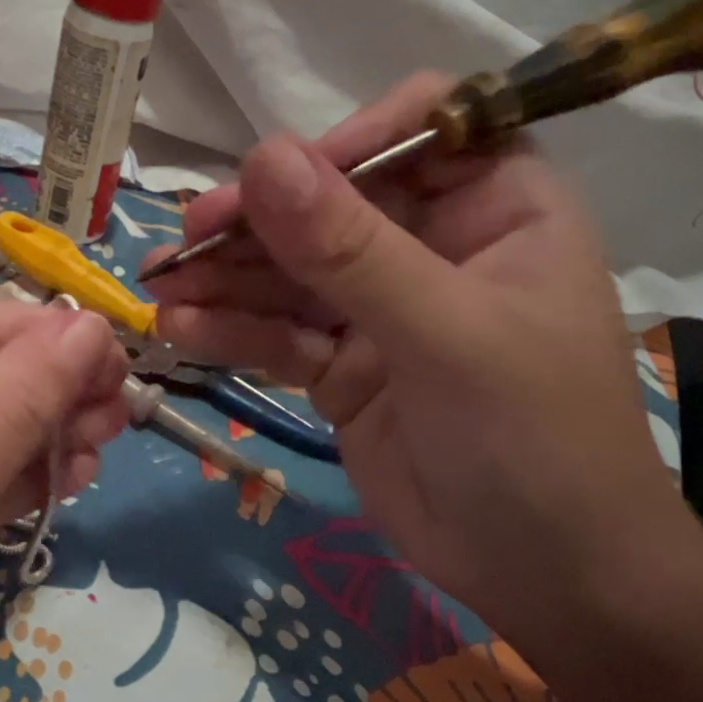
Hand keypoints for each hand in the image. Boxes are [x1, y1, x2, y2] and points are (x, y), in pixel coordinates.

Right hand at [145, 73, 688, 634]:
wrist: (542, 570)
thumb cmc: (531, 437)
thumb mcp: (445, 335)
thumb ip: (350, 250)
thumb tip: (260, 158)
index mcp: (497, 208)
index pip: (417, 130)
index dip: (343, 145)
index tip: (273, 181)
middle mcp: (434, 246)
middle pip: (331, 204)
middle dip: (257, 223)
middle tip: (186, 241)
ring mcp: (382, 311)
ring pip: (292, 273)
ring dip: (226, 279)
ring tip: (160, 289)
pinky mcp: (344, 368)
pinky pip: (280, 334)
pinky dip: (232, 331)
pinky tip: (180, 330)